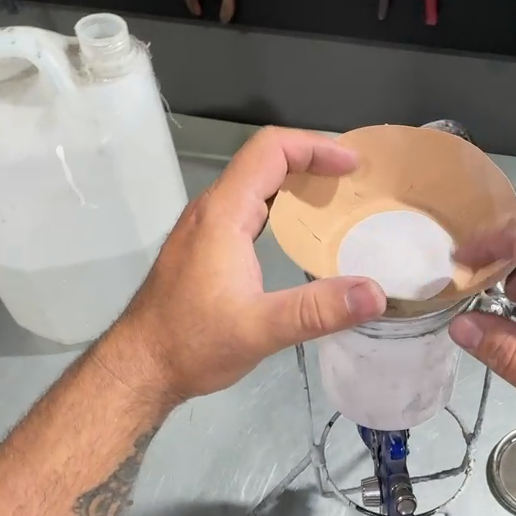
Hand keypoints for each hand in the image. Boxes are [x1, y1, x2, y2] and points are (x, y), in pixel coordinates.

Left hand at [97, 128, 388, 403]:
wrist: (140, 368)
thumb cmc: (192, 344)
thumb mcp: (260, 329)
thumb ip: (317, 310)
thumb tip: (375, 294)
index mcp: (223, 214)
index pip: (270, 150)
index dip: (315, 147)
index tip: (352, 165)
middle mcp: (210, 212)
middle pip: (263, 163)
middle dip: (311, 163)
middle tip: (353, 186)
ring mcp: (202, 232)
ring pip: (253, 188)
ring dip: (294, 186)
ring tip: (334, 208)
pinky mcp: (201, 252)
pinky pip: (245, 213)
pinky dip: (277, 211)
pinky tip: (296, 240)